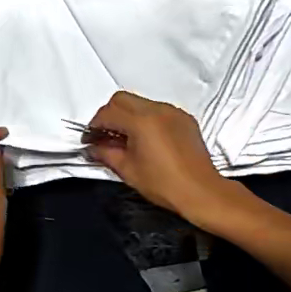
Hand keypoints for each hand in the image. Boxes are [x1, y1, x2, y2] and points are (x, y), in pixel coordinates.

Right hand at [84, 92, 239, 224]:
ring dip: (128, 116)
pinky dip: (146, 120)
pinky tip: (145, 140)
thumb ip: (106, 154)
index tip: (90, 139)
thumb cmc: (164, 184)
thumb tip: (93, 148)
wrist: (200, 191)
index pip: (108, 112)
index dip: (94, 125)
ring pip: (141, 103)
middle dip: (109, 114)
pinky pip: (158, 111)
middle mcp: (158, 110)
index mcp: (141, 121)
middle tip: (103, 136)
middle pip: (122, 99)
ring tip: (124, 140)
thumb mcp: (128, 170)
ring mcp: (174, 113)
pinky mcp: (185, 120)